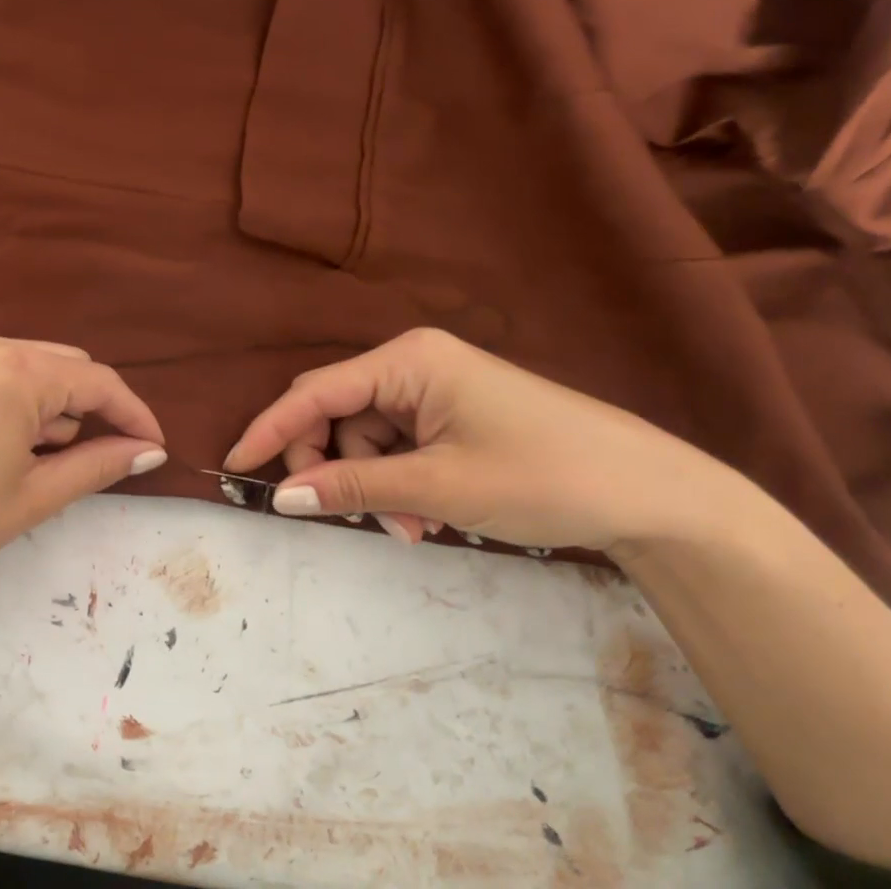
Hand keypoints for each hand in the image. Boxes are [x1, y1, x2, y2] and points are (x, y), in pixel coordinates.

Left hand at [0, 334, 165, 619]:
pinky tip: (4, 445)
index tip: (154, 448)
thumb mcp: (35, 496)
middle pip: (63, 365)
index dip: (133, 415)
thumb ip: (99, 464)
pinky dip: (14, 399)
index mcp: (14, 371)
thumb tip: (149, 452)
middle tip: (94, 462)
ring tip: (38, 462)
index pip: (96, 381)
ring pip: (28, 365)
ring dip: (50, 405)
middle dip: (89, 408)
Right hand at [224, 328, 765, 551]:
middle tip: (346, 515)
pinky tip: (427, 517)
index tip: (234, 464)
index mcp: (408, 360)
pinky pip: (398, 448)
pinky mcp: (455, 416)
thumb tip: (280, 497)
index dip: (270, 429)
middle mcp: (415, 365)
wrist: (655, 496)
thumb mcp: (436, 487)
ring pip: (366, 439)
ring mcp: (436, 390)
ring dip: (373, 486)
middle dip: (335, 469)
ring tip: (413, 529)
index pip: (314, 393)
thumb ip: (350, 486)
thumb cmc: (543, 475)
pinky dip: (399, 484)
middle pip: (336, 415)